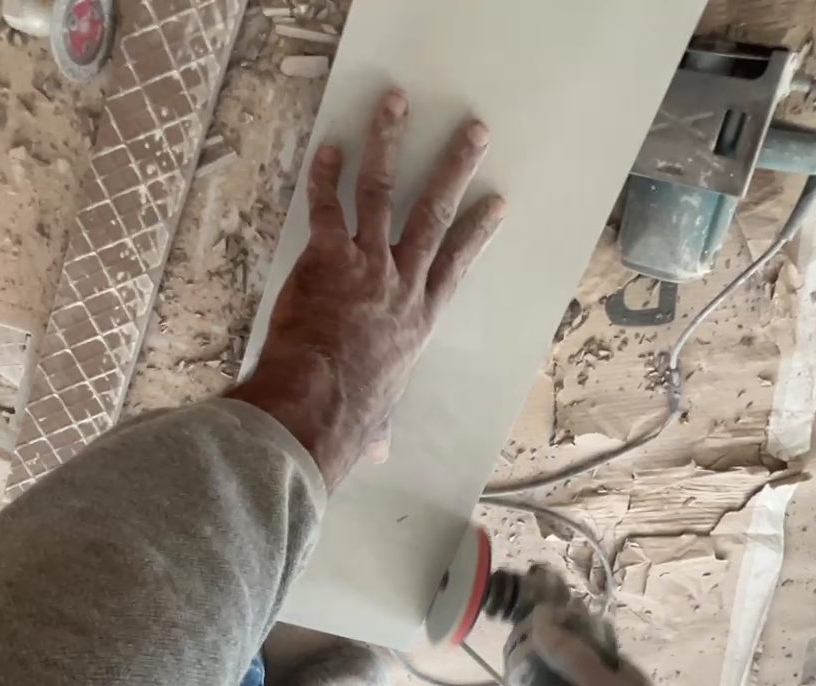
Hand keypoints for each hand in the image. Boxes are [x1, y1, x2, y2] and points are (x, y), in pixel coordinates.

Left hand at [227, 88, 505, 486]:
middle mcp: (401, 283)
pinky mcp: (327, 258)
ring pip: (383, 193)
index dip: (477, 231)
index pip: (456, 265)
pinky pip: (328, 206)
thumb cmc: (351, 414)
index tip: (496, 202)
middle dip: (454, 170)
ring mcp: (367, 265)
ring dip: (389, 144)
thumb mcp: (376, 417)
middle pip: (433, 215)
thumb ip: (379, 425)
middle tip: (472, 133)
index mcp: (419, 319)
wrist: (319, 404)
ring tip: (396, 104)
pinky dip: (325, 176)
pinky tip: (328, 147)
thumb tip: (379, 451)